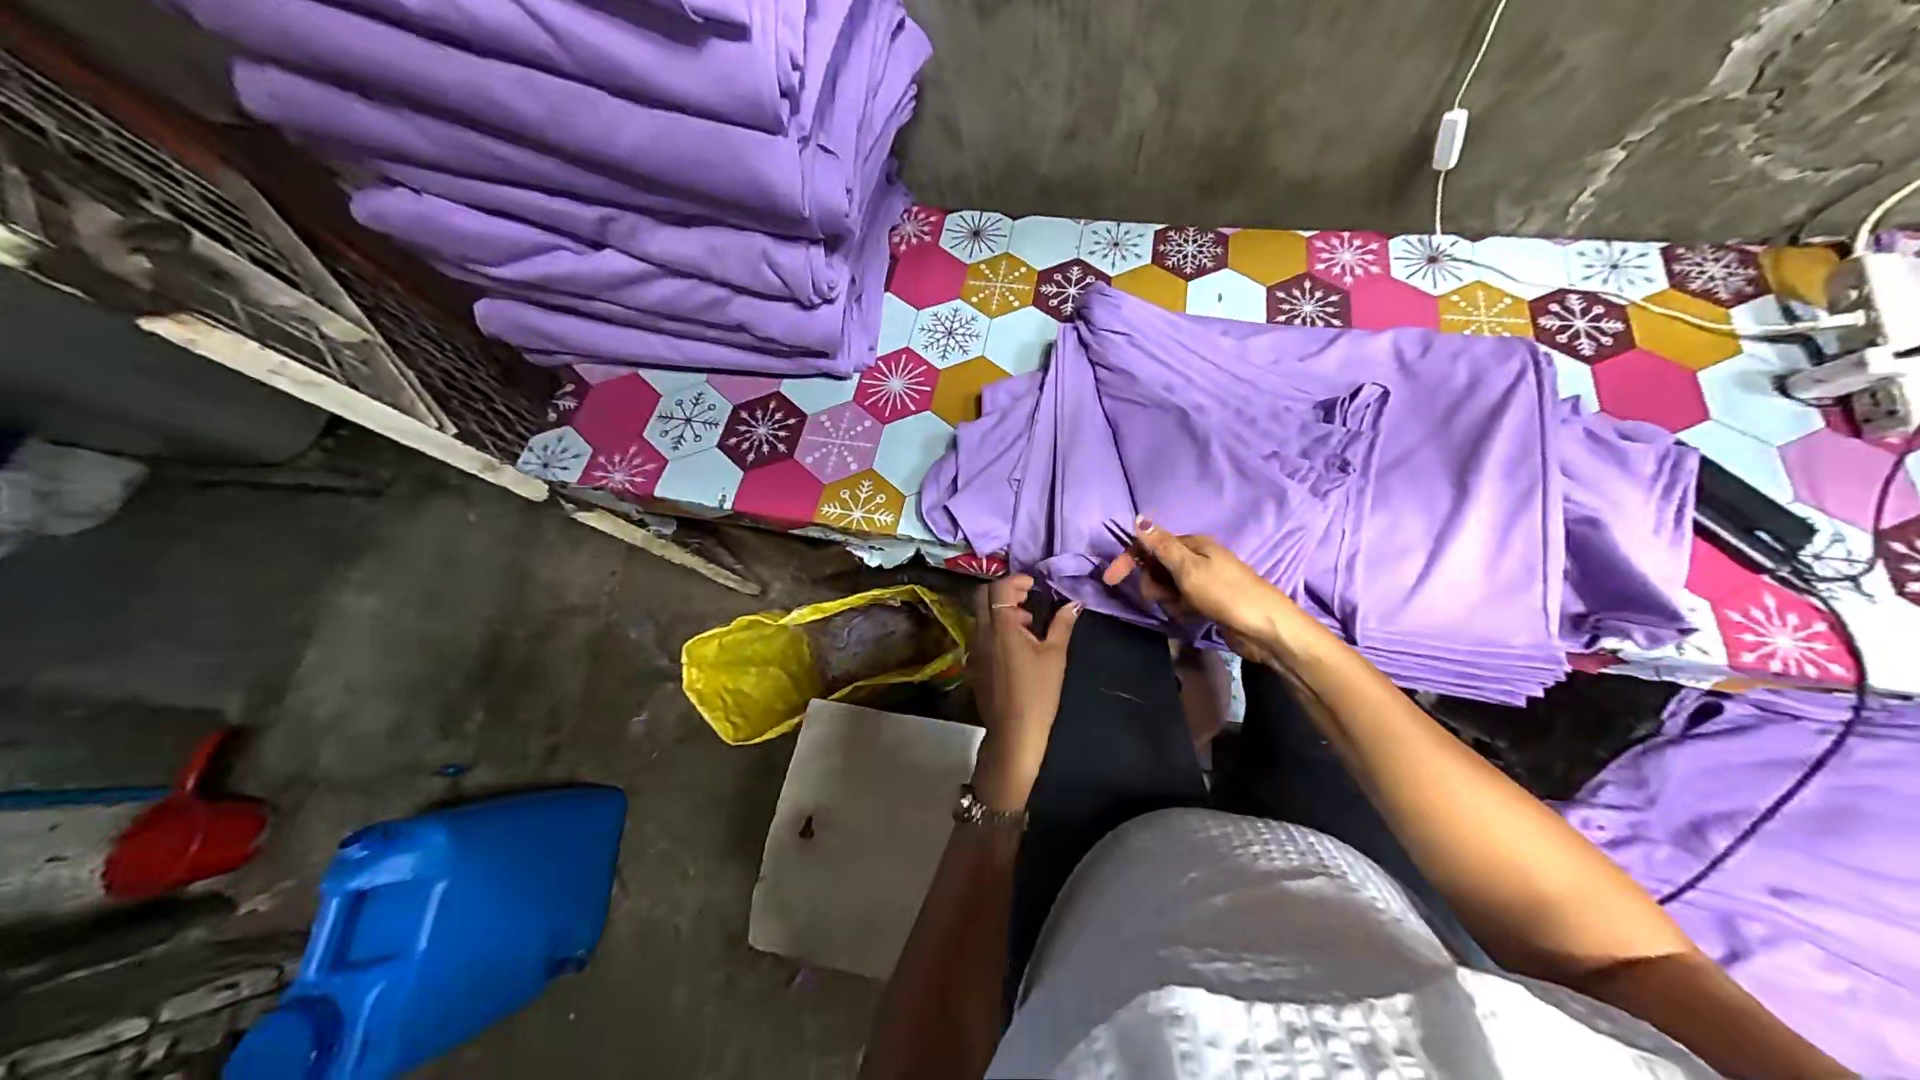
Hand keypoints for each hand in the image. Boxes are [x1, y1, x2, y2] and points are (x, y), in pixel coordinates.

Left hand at [968, 573, 1081, 809]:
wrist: (1013, 732)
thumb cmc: (1038, 692)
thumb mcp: (1054, 655)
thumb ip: (1062, 624)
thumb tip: (1074, 603)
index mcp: (1000, 626)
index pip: (999, 587)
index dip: (1016, 580)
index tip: (1033, 585)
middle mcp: (981, 632)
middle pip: (982, 595)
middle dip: (1004, 591)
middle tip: (1027, 600)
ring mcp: (973, 647)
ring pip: (979, 614)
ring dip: (999, 610)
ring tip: (1026, 625)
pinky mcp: (973, 662)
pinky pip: (979, 633)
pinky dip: (994, 627)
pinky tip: (1015, 645)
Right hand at [1100, 518, 1302, 666]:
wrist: (1264, 628)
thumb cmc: (1225, 594)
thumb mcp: (1188, 568)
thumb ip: (1161, 545)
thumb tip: (1139, 518)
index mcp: (1193, 544)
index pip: (1150, 545)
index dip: (1129, 560)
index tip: (1110, 580)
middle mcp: (1197, 558)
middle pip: (1157, 567)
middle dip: (1153, 584)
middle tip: (1164, 597)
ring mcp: (1203, 580)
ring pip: (1167, 587)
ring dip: (1167, 599)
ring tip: (1183, 609)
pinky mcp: (1208, 601)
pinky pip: (1181, 601)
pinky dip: (1180, 609)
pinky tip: (1191, 617)